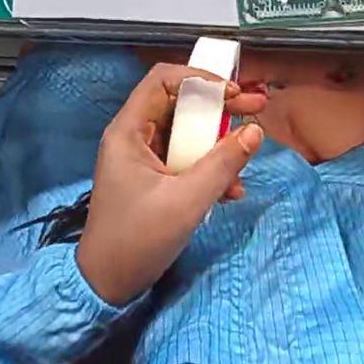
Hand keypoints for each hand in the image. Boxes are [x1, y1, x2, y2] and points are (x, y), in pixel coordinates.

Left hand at [77, 64, 266, 305]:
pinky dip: (207, 168)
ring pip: (186, 133)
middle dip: (218, 108)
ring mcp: (142, 158)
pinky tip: (230, 190)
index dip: (200, 79)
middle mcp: (133, 137)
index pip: (162, 80)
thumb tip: (254, 131)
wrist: (107, 284)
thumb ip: (223, 164)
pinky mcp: (151, 179)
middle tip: (257, 109)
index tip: (234, 93)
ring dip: (217, 143)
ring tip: (246, 154)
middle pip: (179, 104)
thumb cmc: (137, 239)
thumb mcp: (187, 201)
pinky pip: (184, 159)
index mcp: (128, 132)